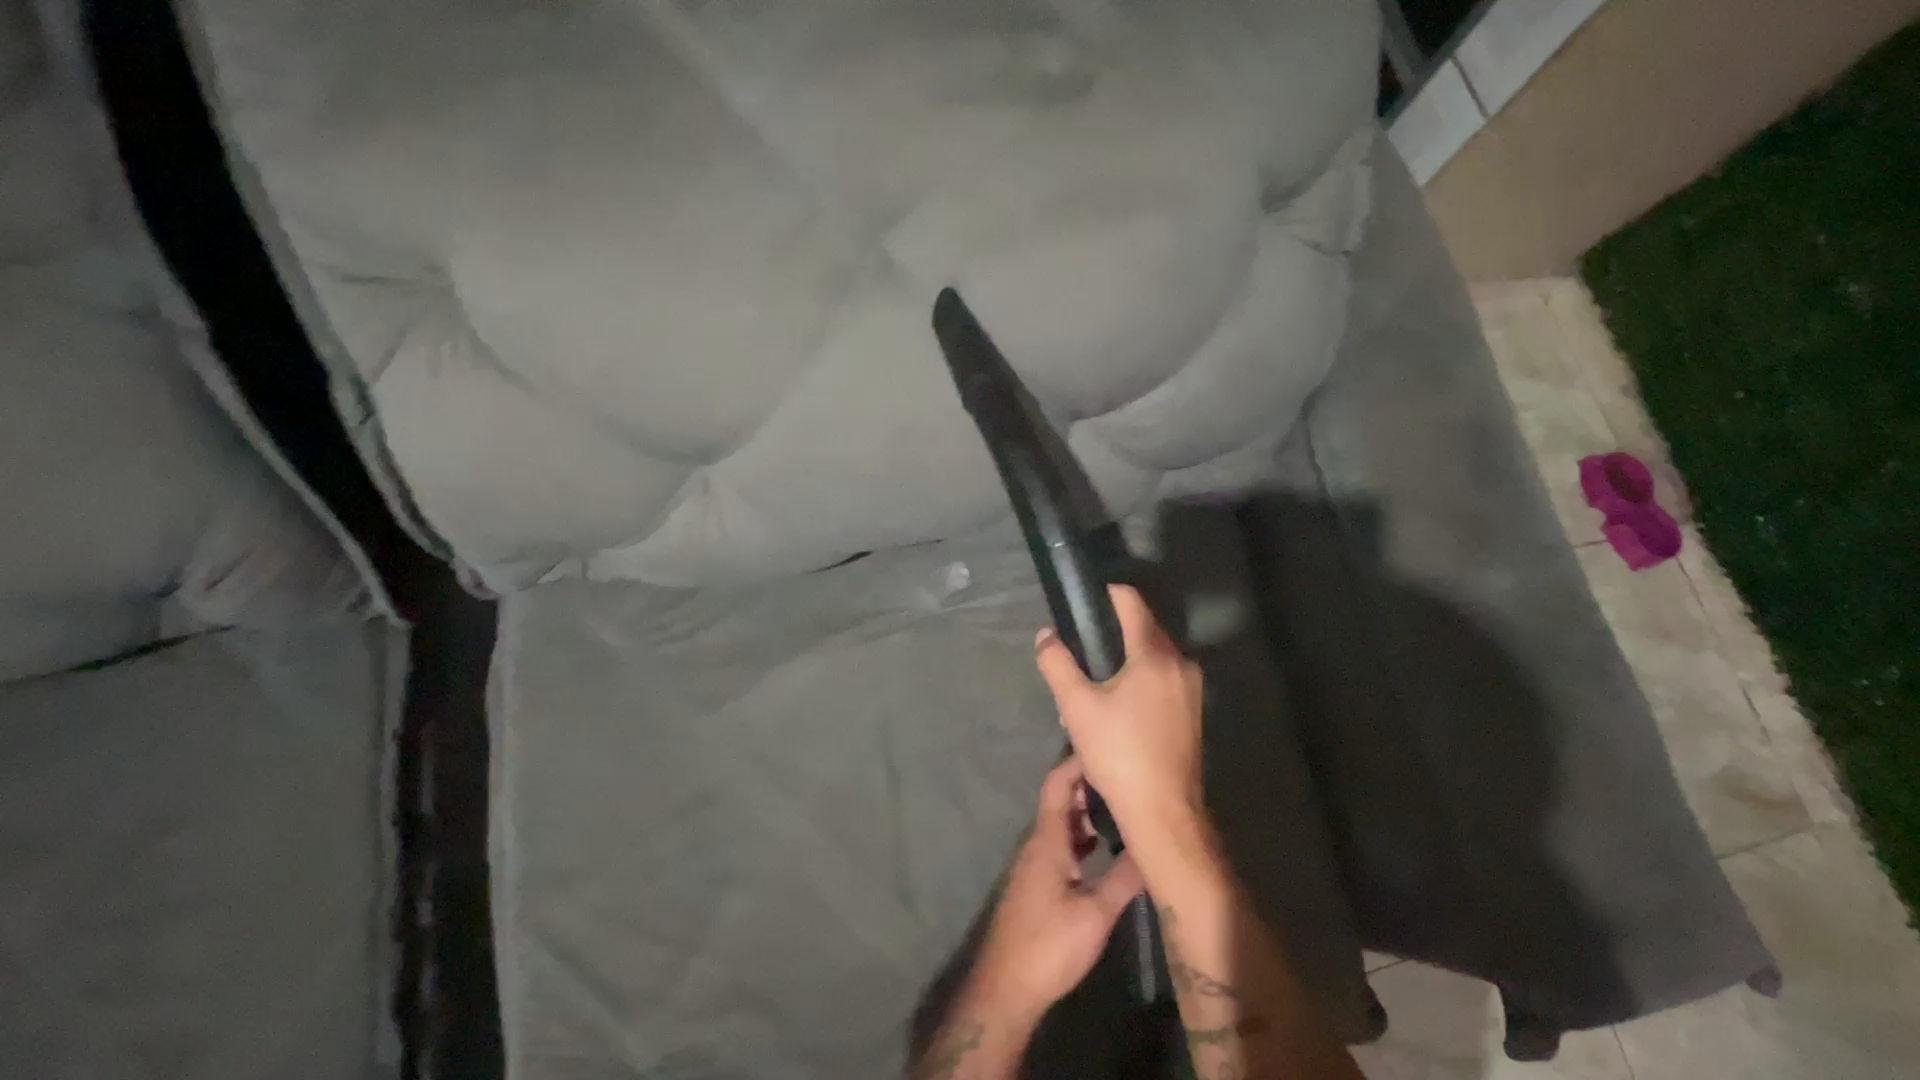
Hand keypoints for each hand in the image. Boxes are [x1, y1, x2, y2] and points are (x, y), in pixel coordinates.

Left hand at [966, 757, 1145, 1022]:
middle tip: (1126, 777)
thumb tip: (1153, 846)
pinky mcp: (1037, 886)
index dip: (1077, 763)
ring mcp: (1035, 866)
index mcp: (1047, 841)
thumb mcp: (1095, 914)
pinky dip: (1082, 840)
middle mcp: (1037, 846)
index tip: (1107, 747)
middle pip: (1061, 802)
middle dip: (1090, 785)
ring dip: (1088, 814)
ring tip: (1123, 807)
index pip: (1057, 785)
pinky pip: (1061, 848)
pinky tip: (1105, 850)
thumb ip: (1124, 878)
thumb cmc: (1048, 946)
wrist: (1006, 989)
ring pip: (1062, 827)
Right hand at [1035, 585, 1207, 868]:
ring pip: (1155, 657)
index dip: (1106, 595)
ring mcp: (1192, 689)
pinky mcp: (1193, 712)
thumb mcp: (1077, 707)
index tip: (1083, 599)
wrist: (1162, 810)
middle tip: (1081, 649)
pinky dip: (1141, 679)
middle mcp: (1180, 663)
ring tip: (1095, 682)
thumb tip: (1046, 635)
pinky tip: (1119, 706)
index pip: (1132, 603)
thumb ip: (1058, 664)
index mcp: (1155, 655)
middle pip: (1145, 629)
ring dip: (1127, 659)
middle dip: (1114, 632)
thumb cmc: (1119, 753)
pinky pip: (1164, 679)